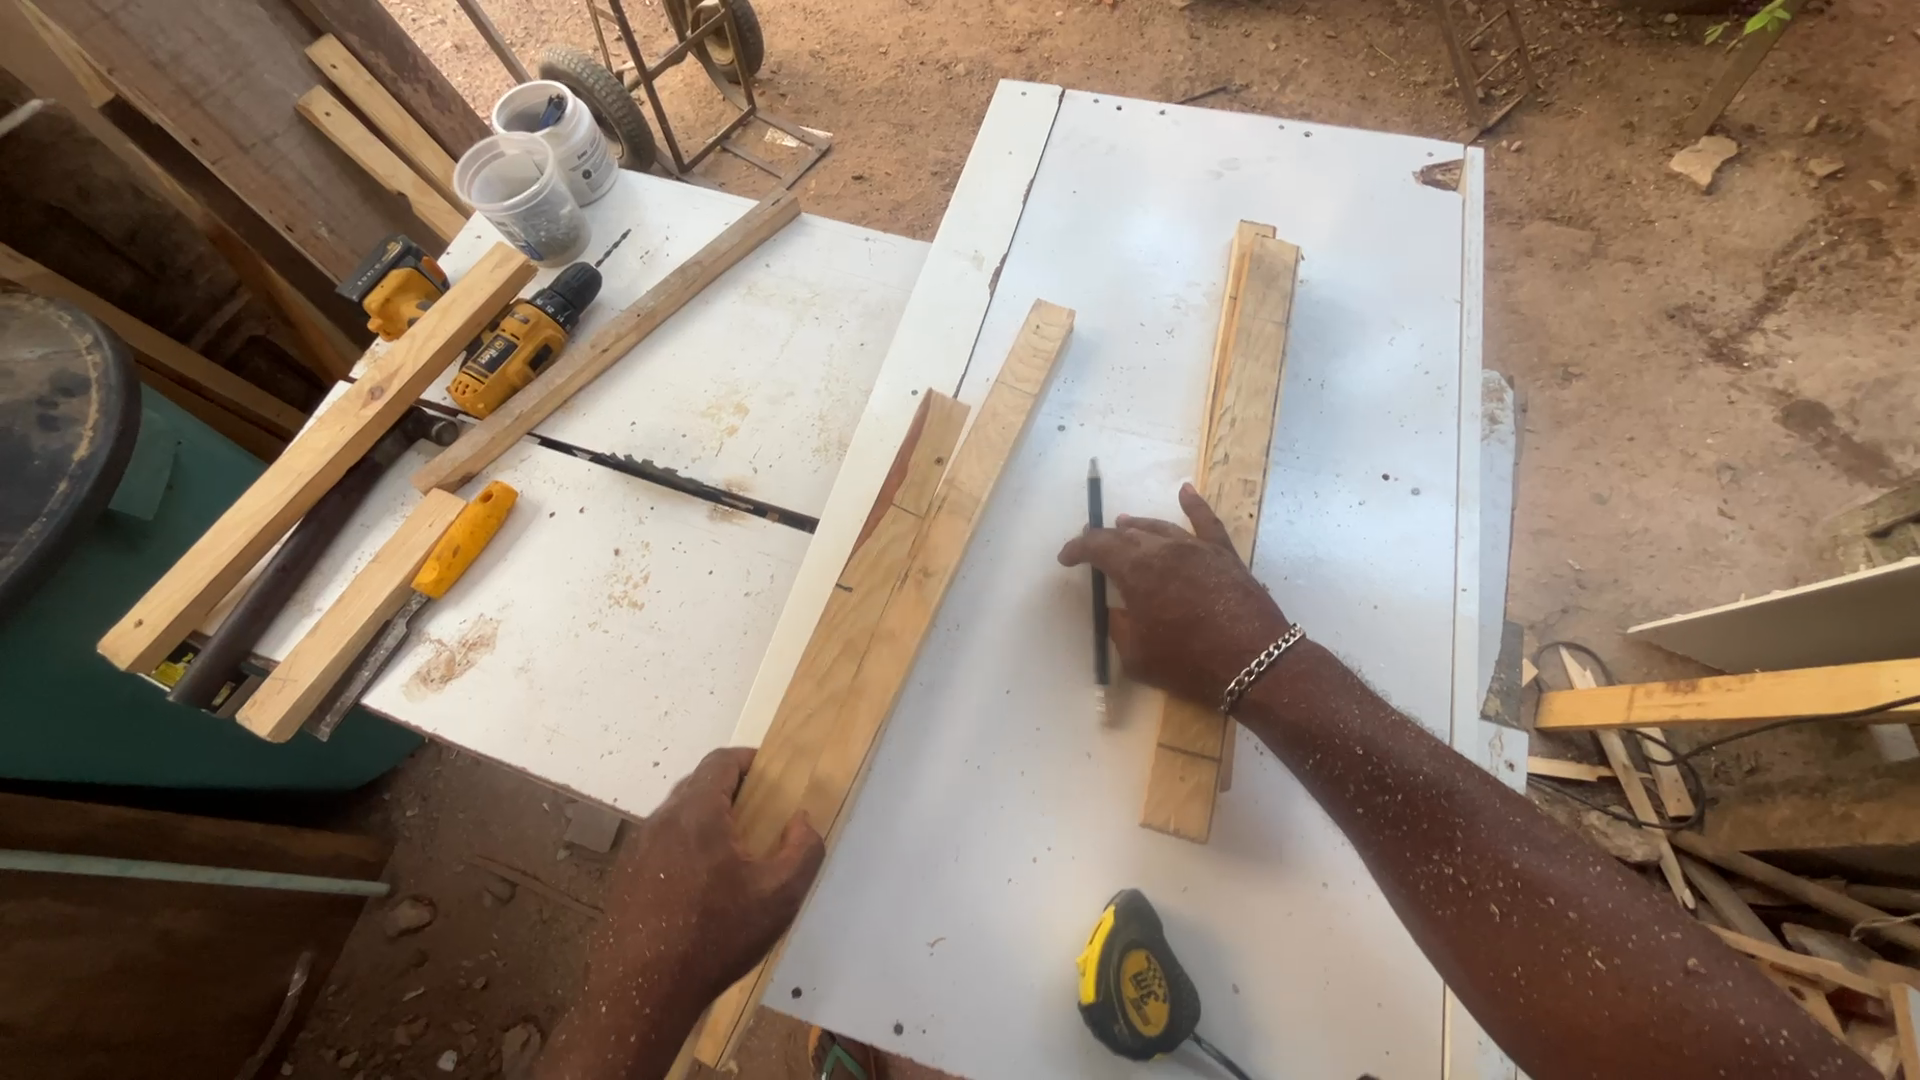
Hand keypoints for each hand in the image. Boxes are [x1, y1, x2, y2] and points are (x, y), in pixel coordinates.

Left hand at [591, 748, 824, 1005]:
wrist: (640, 997)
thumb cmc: (715, 938)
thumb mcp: (780, 896)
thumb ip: (804, 849)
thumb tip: (802, 821)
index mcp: (697, 813)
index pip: (721, 761)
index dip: (749, 760)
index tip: (772, 776)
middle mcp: (661, 821)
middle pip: (698, 785)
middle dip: (731, 791)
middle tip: (760, 816)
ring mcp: (636, 850)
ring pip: (678, 816)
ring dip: (707, 821)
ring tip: (733, 855)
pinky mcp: (623, 879)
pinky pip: (661, 845)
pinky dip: (685, 848)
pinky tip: (700, 888)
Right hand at [1057, 483, 1289, 707]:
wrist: (1254, 664)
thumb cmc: (1187, 663)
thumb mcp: (1135, 655)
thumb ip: (1119, 626)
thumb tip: (1119, 610)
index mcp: (1136, 571)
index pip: (1097, 547)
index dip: (1077, 549)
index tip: (1066, 558)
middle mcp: (1163, 550)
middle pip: (1126, 535)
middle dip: (1104, 539)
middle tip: (1092, 546)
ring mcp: (1196, 548)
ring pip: (1159, 527)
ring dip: (1137, 526)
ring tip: (1123, 524)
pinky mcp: (1223, 555)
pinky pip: (1206, 522)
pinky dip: (1194, 504)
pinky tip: (1185, 491)